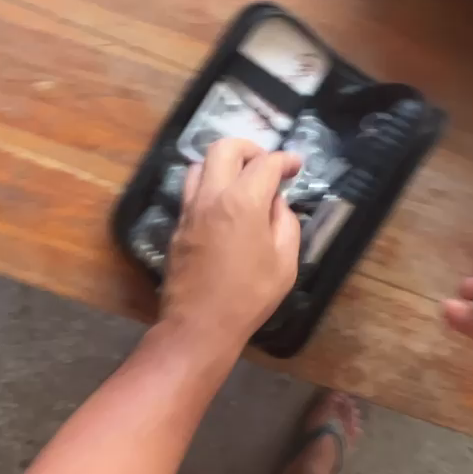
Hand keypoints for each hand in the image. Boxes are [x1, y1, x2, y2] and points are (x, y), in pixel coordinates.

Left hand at [159, 139, 301, 349]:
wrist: (199, 325)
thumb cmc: (248, 297)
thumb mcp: (285, 263)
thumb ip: (285, 223)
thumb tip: (276, 204)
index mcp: (242, 201)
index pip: (266, 163)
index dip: (285, 160)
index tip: (295, 166)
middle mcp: (211, 197)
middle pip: (224, 148)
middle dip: (249, 149)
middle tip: (265, 167)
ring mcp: (189, 212)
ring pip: (199, 166)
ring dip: (222, 166)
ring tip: (240, 184)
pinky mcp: (177, 228)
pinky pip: (190, 194)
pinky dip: (208, 189)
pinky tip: (222, 209)